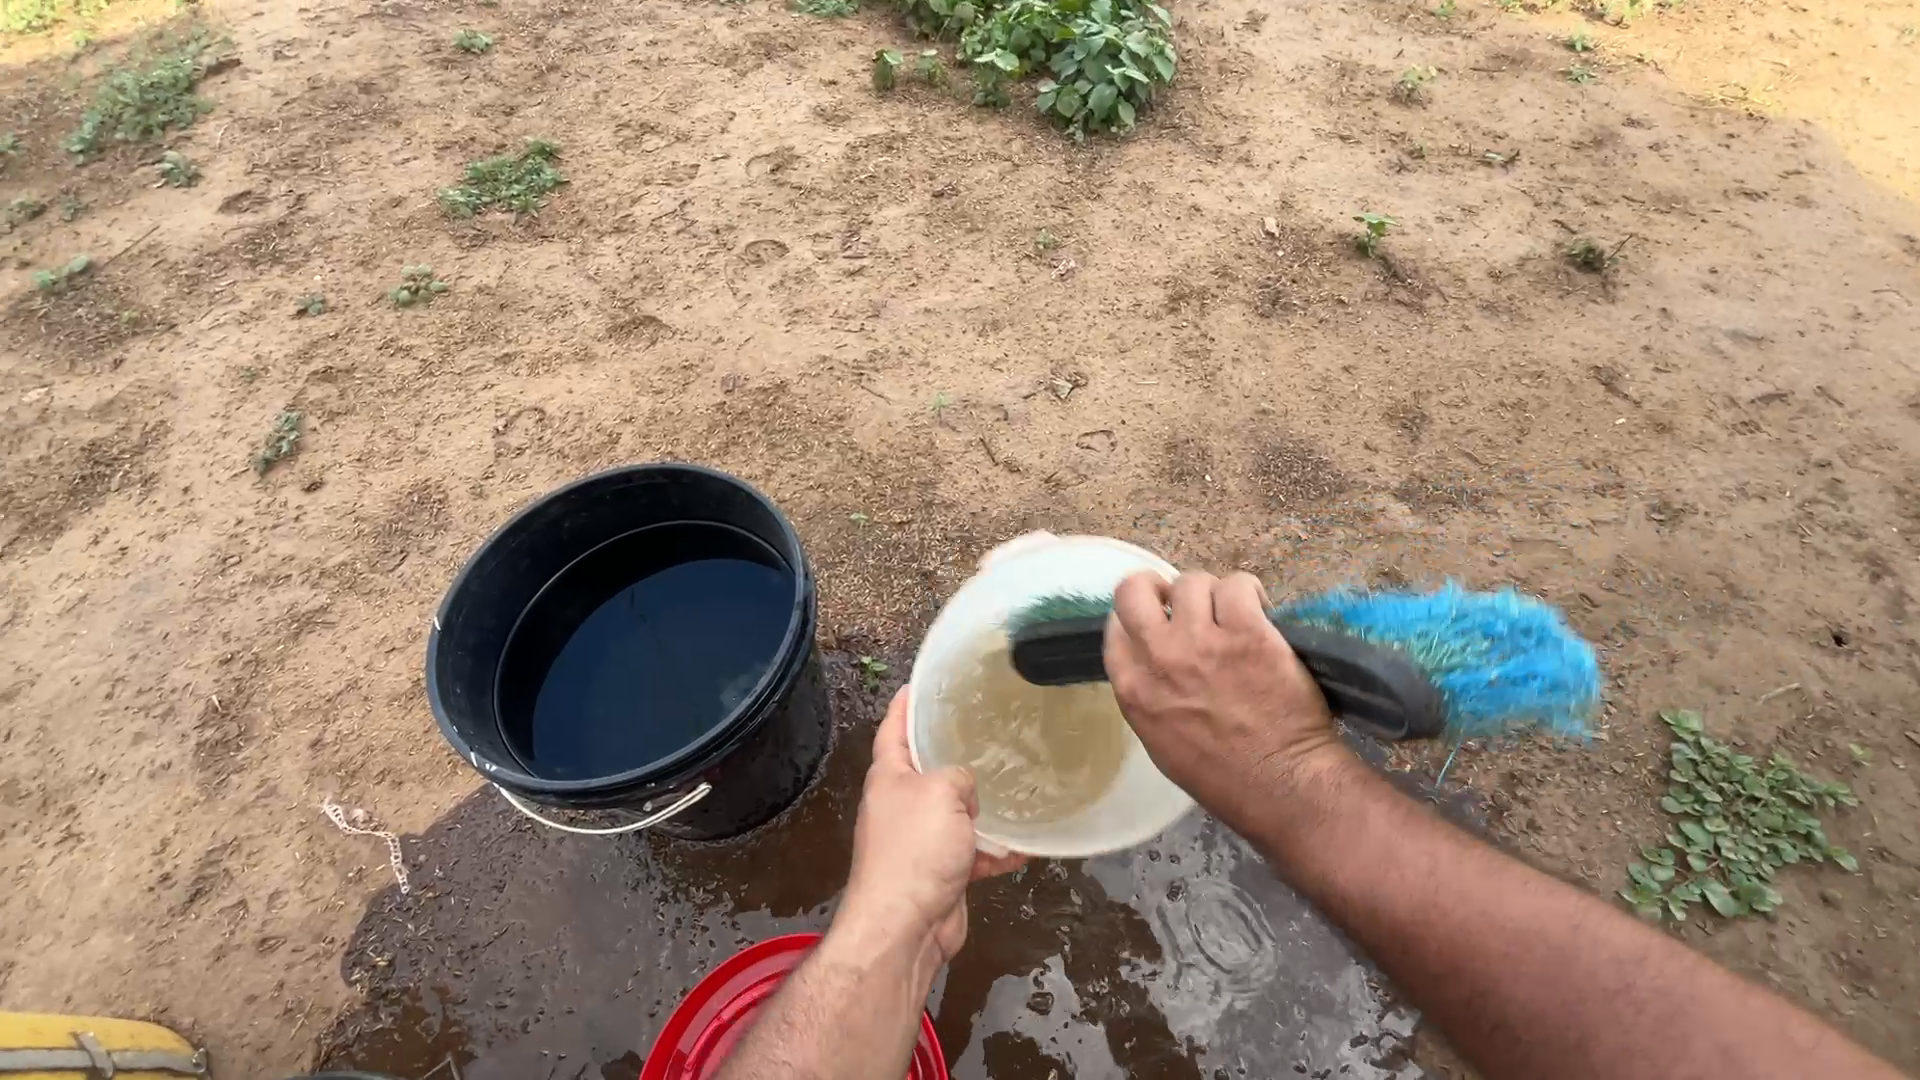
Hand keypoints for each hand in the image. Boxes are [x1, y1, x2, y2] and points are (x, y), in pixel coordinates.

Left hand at [834, 687, 1025, 974]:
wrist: (904, 928)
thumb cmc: (914, 849)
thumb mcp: (940, 793)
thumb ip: (957, 776)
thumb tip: (964, 789)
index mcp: (890, 777)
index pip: (893, 728)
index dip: (905, 703)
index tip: (919, 683)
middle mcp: (900, 804)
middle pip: (928, 769)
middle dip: (953, 754)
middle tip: (986, 731)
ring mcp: (919, 841)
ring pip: (954, 812)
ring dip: (982, 807)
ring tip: (1015, 786)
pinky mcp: (939, 873)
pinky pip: (971, 853)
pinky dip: (994, 851)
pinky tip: (1024, 847)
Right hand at [1103, 571, 1347, 829]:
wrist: (1279, 785)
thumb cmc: (1218, 773)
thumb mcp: (1156, 736)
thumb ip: (1145, 690)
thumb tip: (1150, 655)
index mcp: (1132, 686)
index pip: (1115, 624)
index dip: (1140, 617)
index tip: (1159, 621)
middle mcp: (1159, 657)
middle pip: (1135, 589)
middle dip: (1158, 588)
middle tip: (1184, 602)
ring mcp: (1202, 641)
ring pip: (1192, 582)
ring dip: (1211, 594)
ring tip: (1232, 614)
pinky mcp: (1248, 632)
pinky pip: (1237, 585)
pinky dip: (1248, 592)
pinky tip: (1260, 612)